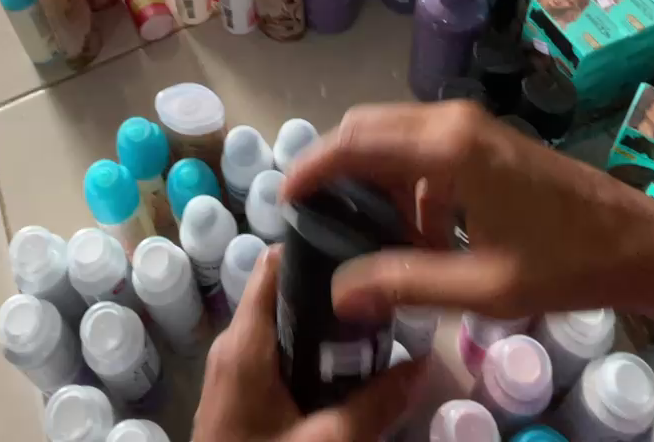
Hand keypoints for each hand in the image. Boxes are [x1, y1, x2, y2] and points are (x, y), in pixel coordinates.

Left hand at [191, 246, 420, 440]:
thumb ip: (376, 404)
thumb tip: (422, 363)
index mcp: (245, 341)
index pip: (272, 263)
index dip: (312, 249)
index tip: (356, 248)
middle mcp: (232, 343)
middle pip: (279, 291)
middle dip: (325, 288)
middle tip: (376, 291)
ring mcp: (231, 367)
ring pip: (277, 321)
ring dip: (317, 320)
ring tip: (368, 321)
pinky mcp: (236, 389)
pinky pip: (271, 349)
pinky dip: (303, 346)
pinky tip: (341, 362)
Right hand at [283, 101, 653, 322]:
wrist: (639, 241)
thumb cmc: (563, 262)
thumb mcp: (481, 286)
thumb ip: (404, 283)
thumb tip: (339, 292)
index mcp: (447, 147)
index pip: (355, 142)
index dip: (313, 166)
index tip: (284, 198)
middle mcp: (450, 120)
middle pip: (367, 128)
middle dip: (336, 168)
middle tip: (317, 217)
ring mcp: (468, 124)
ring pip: (393, 136)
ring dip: (375, 179)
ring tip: (373, 237)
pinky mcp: (480, 136)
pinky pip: (421, 148)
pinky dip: (406, 182)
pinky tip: (422, 234)